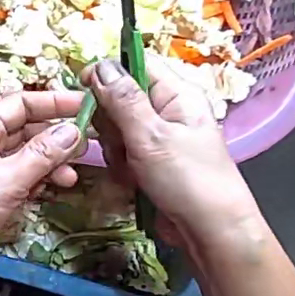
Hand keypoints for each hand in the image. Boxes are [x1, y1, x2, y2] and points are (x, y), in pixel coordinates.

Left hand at [0, 91, 86, 280]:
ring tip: (71, 177)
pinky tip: (55, 188)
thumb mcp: (8, 178)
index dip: (54, 102)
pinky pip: (22, 177)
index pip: (20, 104)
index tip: (86, 105)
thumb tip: (74, 131)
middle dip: (56, 137)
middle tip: (86, 146)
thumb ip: (43, 154)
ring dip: (51, 163)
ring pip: (27, 156)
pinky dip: (39, 180)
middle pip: (26, 129)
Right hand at [82, 58, 263, 249]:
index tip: (83, 89)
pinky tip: (131, 182)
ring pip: (117, 129)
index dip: (108, 72)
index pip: (137, 63)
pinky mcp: (151, 161)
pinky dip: (121, 167)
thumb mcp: (151, 135)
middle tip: (118, 142)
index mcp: (177, 94)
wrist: (211, 232)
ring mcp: (159, 138)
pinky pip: (123, 153)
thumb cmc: (187, 179)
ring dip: (115, 149)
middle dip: (110, 121)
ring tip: (129, 169)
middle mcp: (168, 110)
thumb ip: (123, 100)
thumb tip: (100, 64)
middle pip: (121, 98)